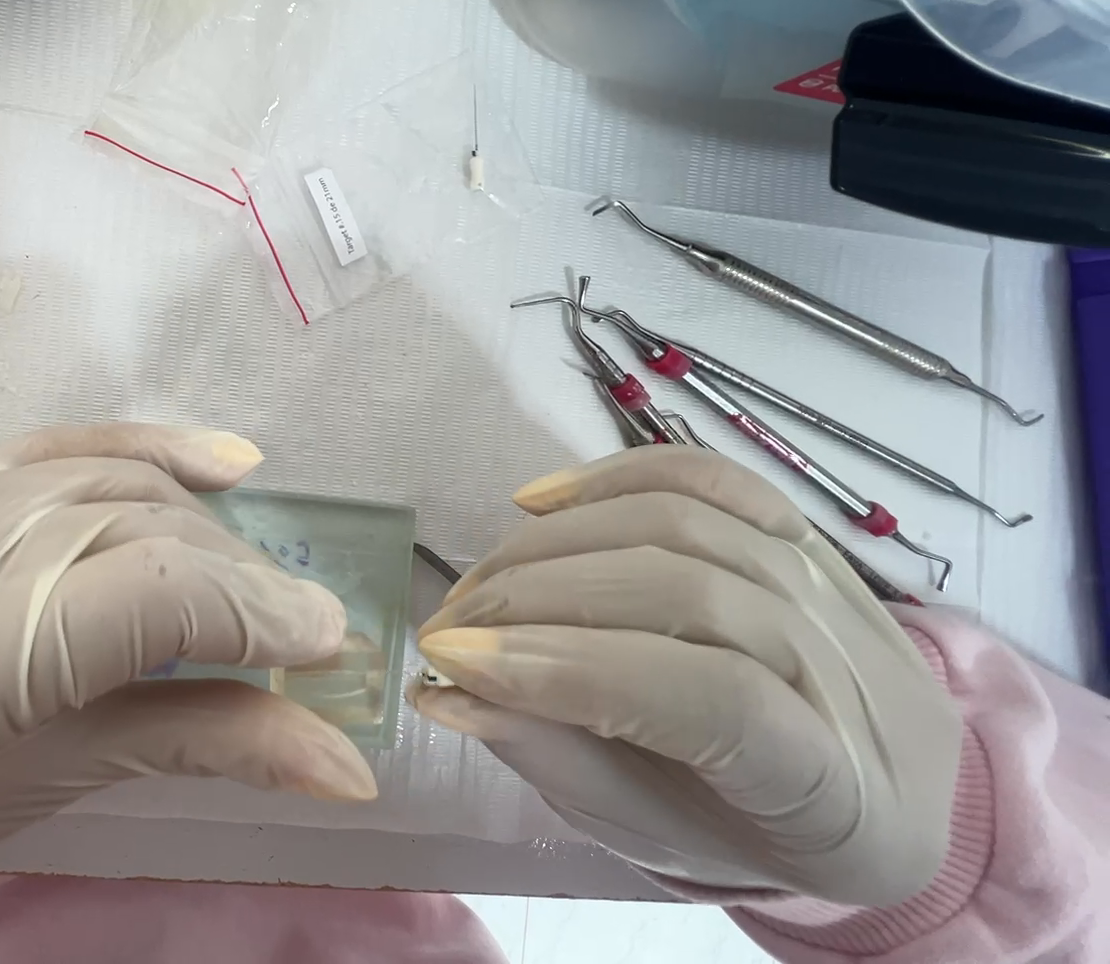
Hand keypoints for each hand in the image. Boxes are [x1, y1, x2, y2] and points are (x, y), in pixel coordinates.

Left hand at [0, 423, 377, 863]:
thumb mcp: (56, 777)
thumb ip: (199, 746)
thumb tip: (347, 770)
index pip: (147, 597)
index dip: (250, 613)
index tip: (323, 646)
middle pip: (147, 535)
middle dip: (243, 584)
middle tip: (305, 631)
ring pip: (125, 487)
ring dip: (211, 534)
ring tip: (257, 586)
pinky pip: (77, 441)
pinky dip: (159, 449)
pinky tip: (229, 461)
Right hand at [412, 446, 961, 905]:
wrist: (858, 788)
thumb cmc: (736, 825)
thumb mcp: (642, 826)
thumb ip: (550, 757)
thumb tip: (444, 692)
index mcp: (833, 780)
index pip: (711, 698)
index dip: (568, 669)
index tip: (451, 661)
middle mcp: (850, 667)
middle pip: (680, 589)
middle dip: (531, 600)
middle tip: (443, 628)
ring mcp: (830, 583)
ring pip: (675, 522)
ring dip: (544, 546)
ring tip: (475, 587)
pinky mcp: (798, 532)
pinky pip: (701, 477)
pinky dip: (607, 476)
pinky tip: (533, 502)